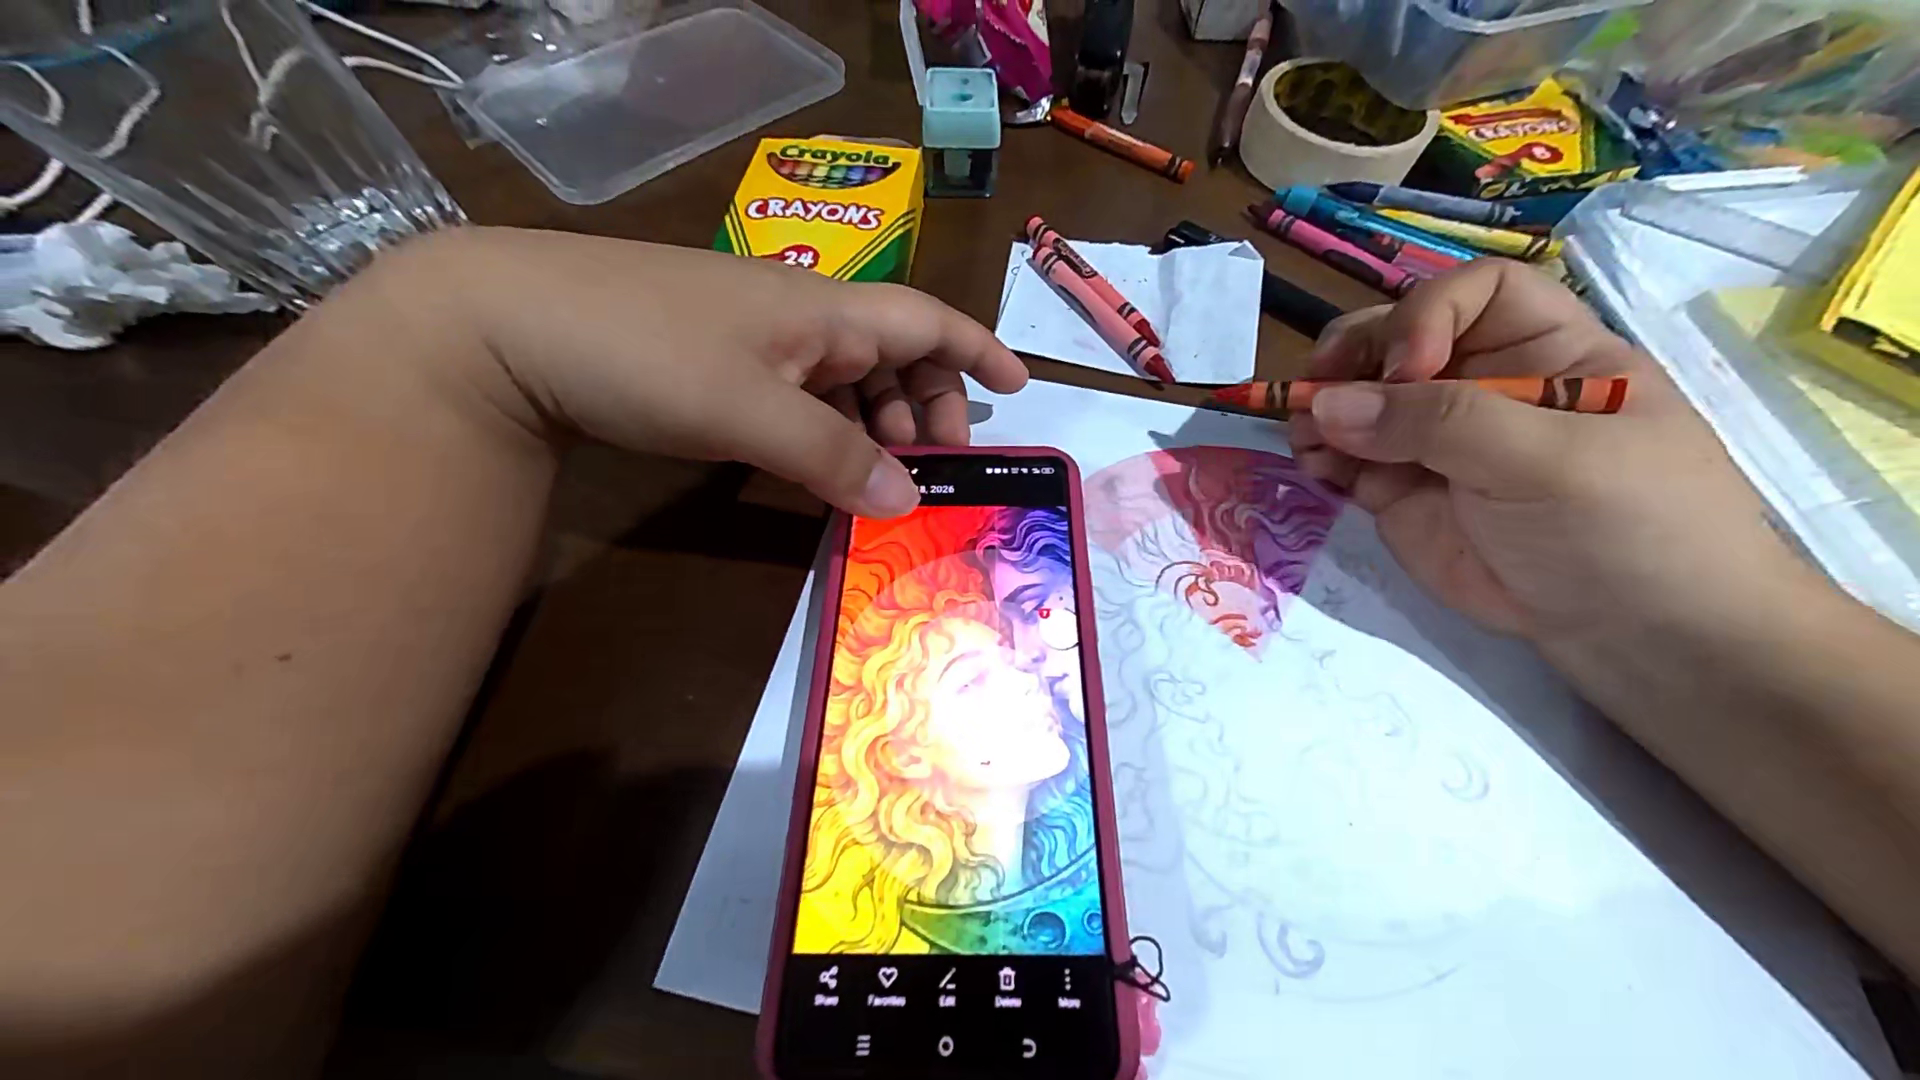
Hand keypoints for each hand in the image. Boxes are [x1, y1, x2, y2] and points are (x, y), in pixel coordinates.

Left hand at [375, 227, 1026, 517]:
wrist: (512, 328)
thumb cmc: (646, 352)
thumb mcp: (752, 410)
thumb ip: (834, 458)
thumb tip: (907, 501)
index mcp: (828, 311)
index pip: (928, 322)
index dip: (979, 351)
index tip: (1019, 388)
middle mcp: (806, 321)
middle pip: (897, 357)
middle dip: (931, 407)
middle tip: (937, 463)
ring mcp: (764, 345)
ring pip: (853, 384)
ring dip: (880, 427)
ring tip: (885, 475)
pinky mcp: (727, 372)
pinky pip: (808, 402)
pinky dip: (832, 435)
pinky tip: (828, 470)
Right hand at [1288, 260, 1801, 646]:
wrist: (1627, 632)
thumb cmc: (1623, 526)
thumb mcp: (1548, 460)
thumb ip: (1438, 424)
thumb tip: (1326, 405)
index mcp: (1543, 354)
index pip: (1475, 295)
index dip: (1427, 315)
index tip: (1404, 371)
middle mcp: (1478, 385)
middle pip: (1395, 337)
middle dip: (1351, 359)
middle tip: (1321, 394)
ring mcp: (1430, 441)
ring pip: (1355, 397)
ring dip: (1321, 410)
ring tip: (1311, 443)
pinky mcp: (1396, 488)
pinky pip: (1342, 456)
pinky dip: (1318, 456)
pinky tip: (1318, 469)